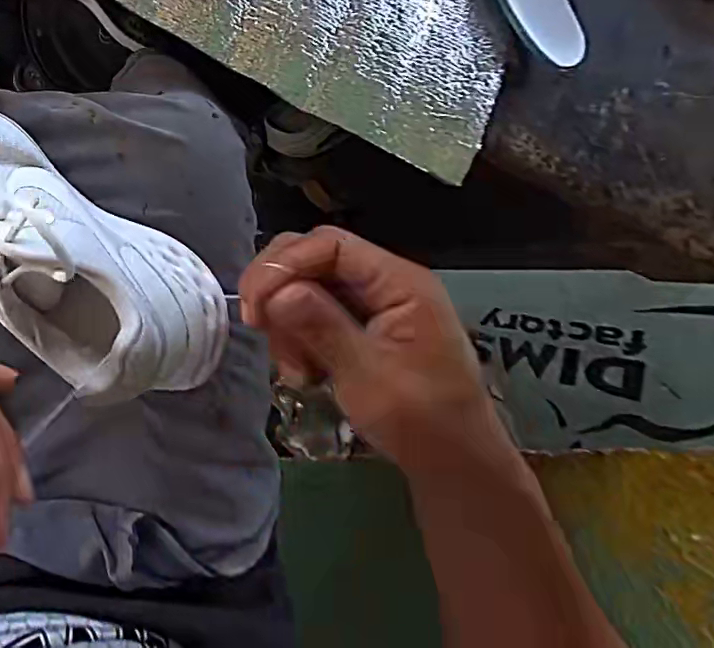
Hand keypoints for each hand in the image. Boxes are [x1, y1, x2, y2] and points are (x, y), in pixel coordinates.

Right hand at [238, 226, 508, 474]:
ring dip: (282, 319)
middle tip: (257, 323)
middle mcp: (383, 281)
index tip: (257, 304)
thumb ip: (324, 329)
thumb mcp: (371, 379)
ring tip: (293, 367)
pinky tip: (301, 370)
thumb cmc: (425, 426)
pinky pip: (305, 309)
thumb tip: (279, 292)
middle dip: (275, 288)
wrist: (456, 469)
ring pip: (299, 282)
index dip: (284, 264)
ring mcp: (368, 300)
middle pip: (308, 255)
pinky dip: (292, 335)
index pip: (328, 244)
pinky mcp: (354, 320)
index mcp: (401, 284)